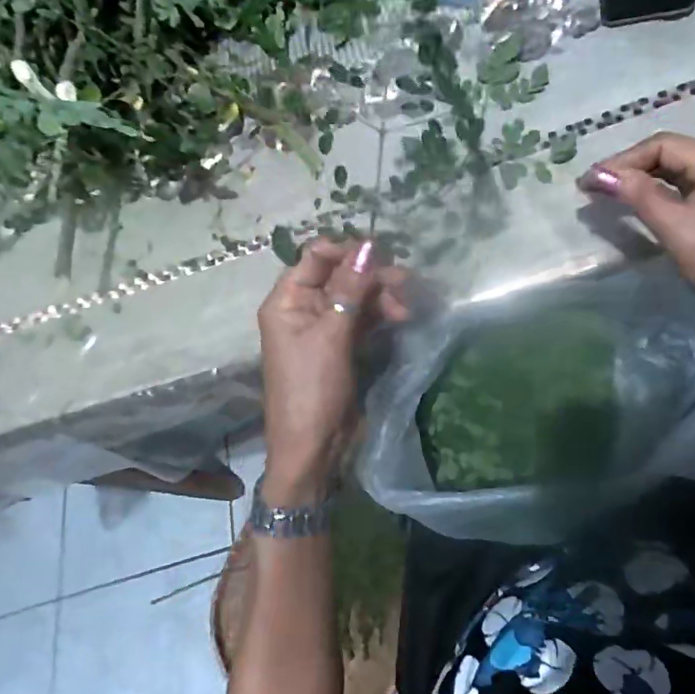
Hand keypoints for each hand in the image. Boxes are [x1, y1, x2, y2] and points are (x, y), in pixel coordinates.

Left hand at [257, 238, 410, 504]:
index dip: (348, 251)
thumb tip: (369, 245)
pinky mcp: (345, 346)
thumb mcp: (331, 336)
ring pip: (358, 297)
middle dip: (373, 277)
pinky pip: (365, 319)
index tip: (382, 255)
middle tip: (406, 285)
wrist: (314, 448)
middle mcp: (305, 308)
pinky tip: (402, 319)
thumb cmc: (312, 389)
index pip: (315, 257)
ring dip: (383, 297)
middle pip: (342, 276)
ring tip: (406, 310)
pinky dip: (383, 316)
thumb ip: (351, 290)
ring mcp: (326, 327)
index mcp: (287, 300)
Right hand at [578, 133, 694, 327]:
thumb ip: (637, 195)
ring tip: (609, 191)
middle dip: (631, 168)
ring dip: (643, 178)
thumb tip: (598, 174)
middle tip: (594, 186)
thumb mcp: (675, 227)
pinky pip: (686, 184)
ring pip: (677, 168)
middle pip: (670, 152)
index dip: (623, 160)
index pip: (663, 145)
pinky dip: (660, 191)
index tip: (591, 180)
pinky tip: (638, 199)